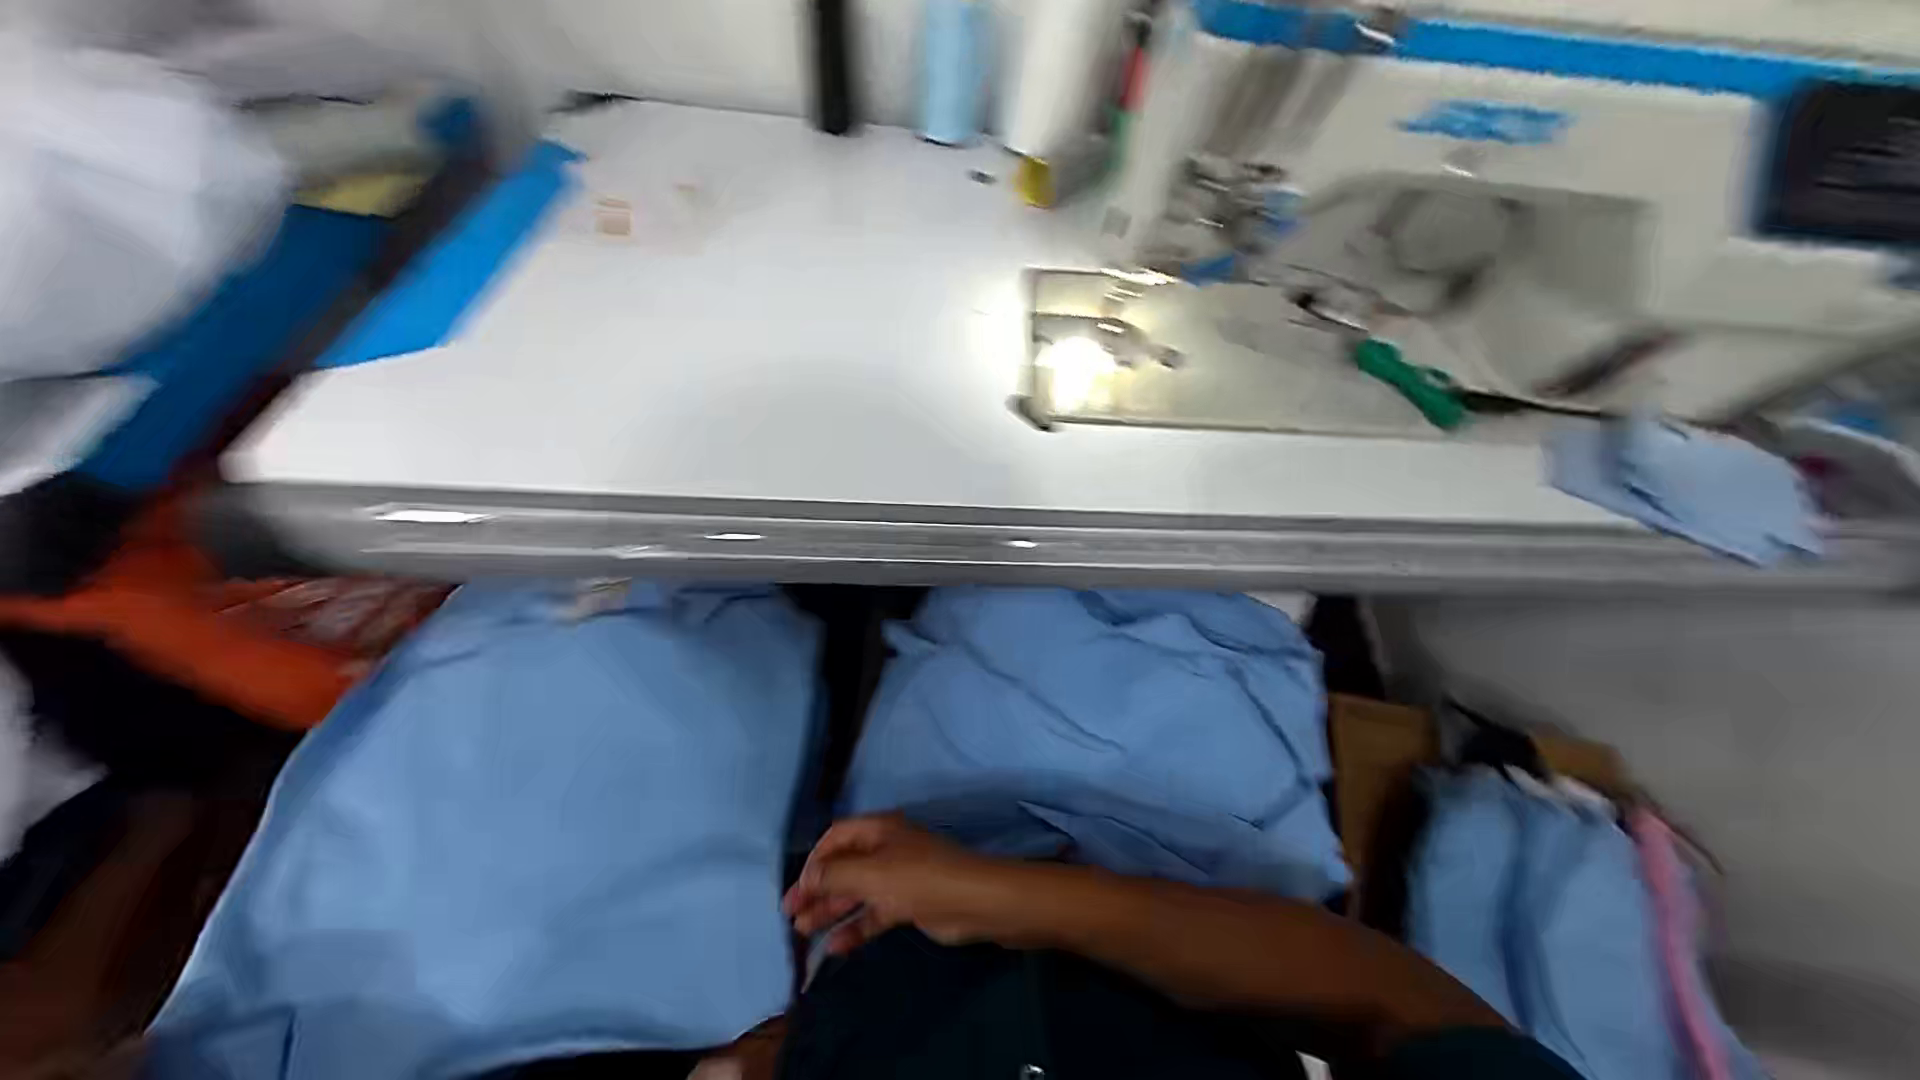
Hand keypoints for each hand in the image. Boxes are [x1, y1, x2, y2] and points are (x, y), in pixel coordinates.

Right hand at [783, 815, 1032, 954]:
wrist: (973, 901)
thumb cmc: (919, 878)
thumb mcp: (872, 873)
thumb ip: (836, 874)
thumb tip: (809, 876)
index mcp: (879, 830)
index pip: (837, 837)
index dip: (815, 859)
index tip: (798, 888)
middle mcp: (885, 849)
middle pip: (843, 867)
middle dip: (817, 888)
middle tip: (791, 914)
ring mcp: (897, 878)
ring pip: (856, 892)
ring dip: (831, 910)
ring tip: (803, 932)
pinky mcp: (907, 904)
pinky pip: (873, 914)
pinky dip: (854, 928)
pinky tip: (834, 947)